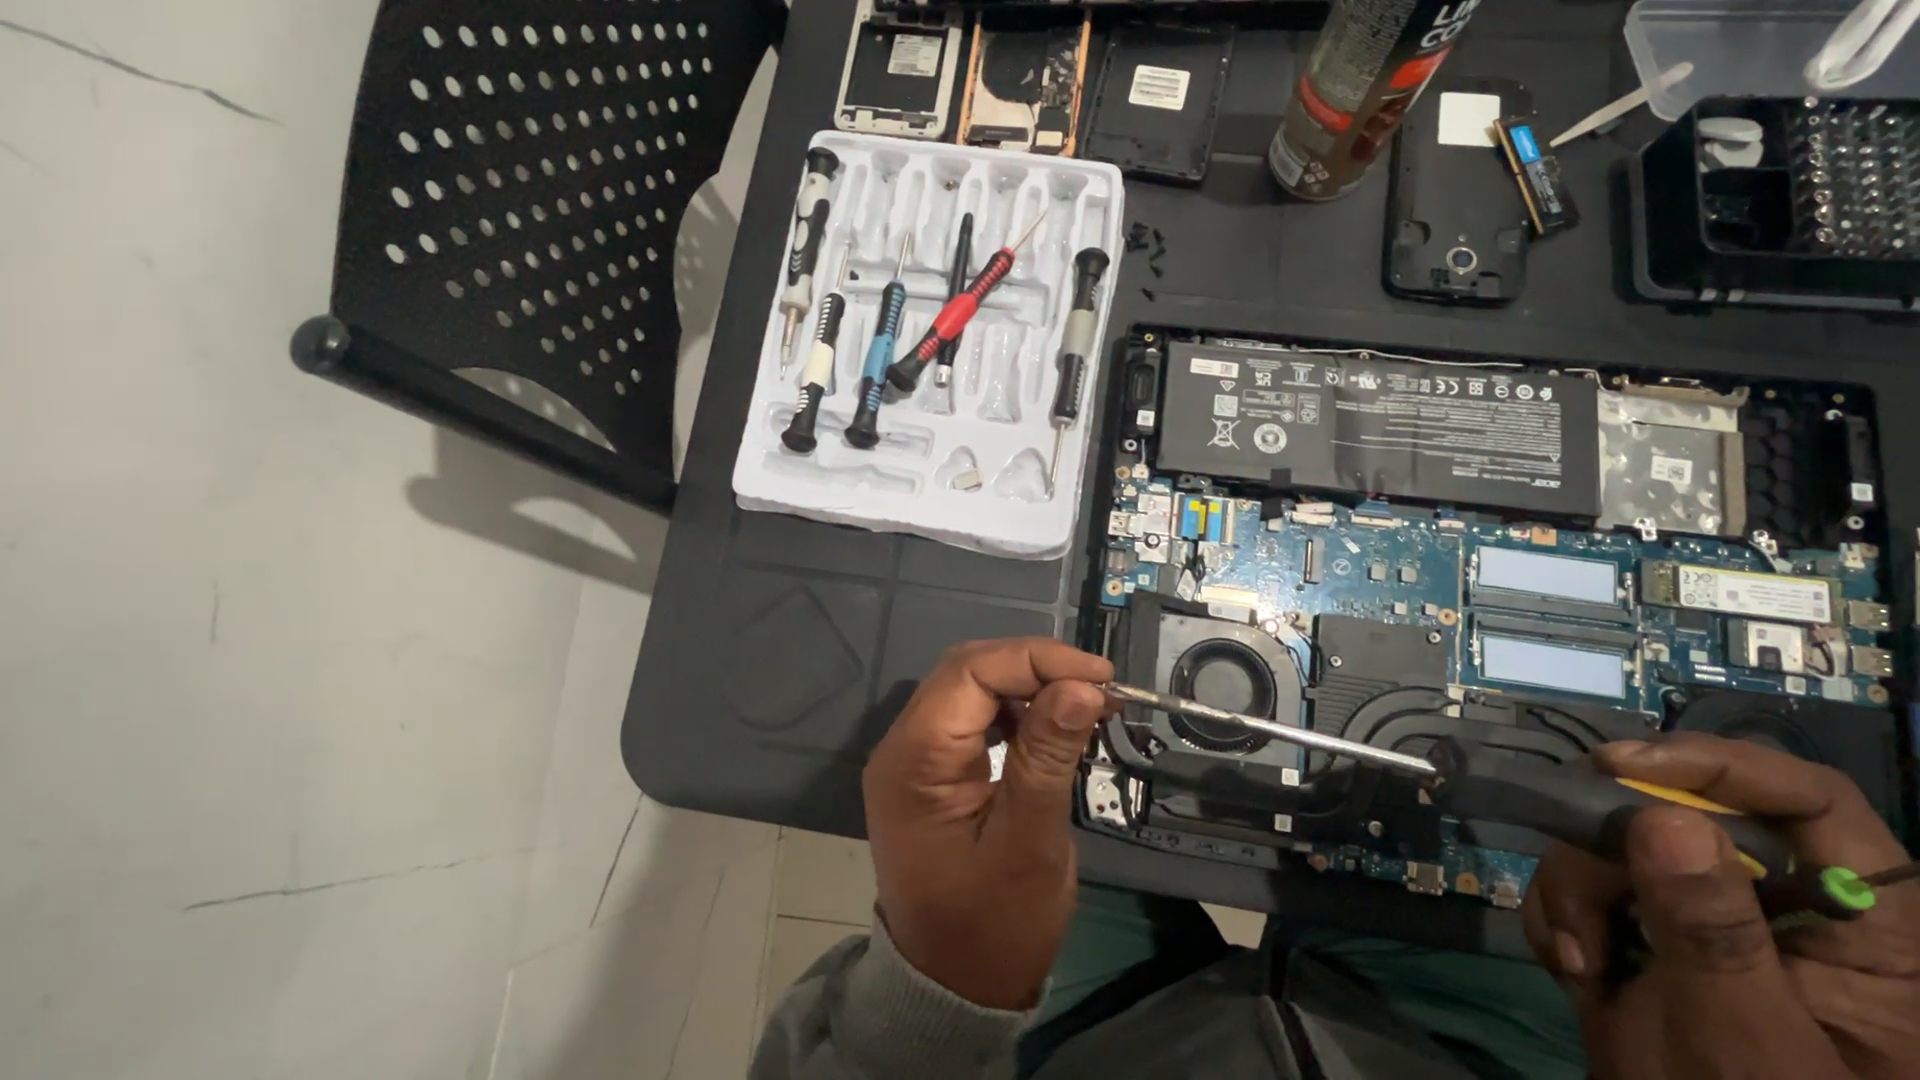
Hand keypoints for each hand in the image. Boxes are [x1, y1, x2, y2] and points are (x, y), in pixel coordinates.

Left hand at [862, 638, 1113, 1009]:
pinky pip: (971, 719)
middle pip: (965, 671)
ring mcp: (914, 759)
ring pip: (969, 689)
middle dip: (1034, 667)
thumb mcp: (1029, 843)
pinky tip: (1052, 724)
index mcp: (914, 760)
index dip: (1035, 660)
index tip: (1100, 678)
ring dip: (1027, 686)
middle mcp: (903, 747)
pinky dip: (1014, 711)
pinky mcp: (931, 772)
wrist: (952, 989)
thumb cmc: (993, 928)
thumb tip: (1081, 685)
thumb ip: (1048, 757)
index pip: (970, 672)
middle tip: (1098, 688)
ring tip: (1085, 702)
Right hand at [1523, 734, 1919, 1078]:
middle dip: (1609, 850)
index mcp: (1855, 928)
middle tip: (1585, 906)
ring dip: (1572, 893)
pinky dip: (1556, 917)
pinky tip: (1571, 969)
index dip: (1722, 765)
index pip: (1812, 804)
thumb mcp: (1750, 1049)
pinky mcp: (1635, 934)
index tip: (1620, 767)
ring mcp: (1697, 919)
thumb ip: (1716, 936)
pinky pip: (1576, 885)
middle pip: (1680, 813)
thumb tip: (1669, 818)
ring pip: (1610, 844)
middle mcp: (1773, 905)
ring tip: (1580, 964)